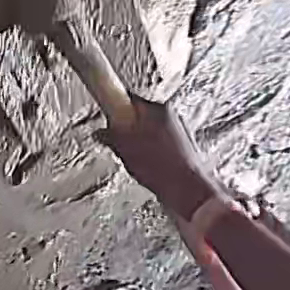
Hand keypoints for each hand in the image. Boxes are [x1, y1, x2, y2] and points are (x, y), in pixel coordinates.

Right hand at [98, 97, 228, 217]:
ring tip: (135, 159)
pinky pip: (161, 141)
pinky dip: (153, 150)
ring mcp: (179, 129)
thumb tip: (100, 132)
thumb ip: (109, 136)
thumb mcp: (124, 150)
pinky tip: (149, 166)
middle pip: (139, 114)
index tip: (107, 117)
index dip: (114, 108)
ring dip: (140, 140)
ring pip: (150, 128)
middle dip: (127, 128)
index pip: (128, 98)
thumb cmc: (161, 167)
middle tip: (119, 144)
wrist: (189, 191)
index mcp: (156, 109)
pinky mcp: (184, 145)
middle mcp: (170, 114)